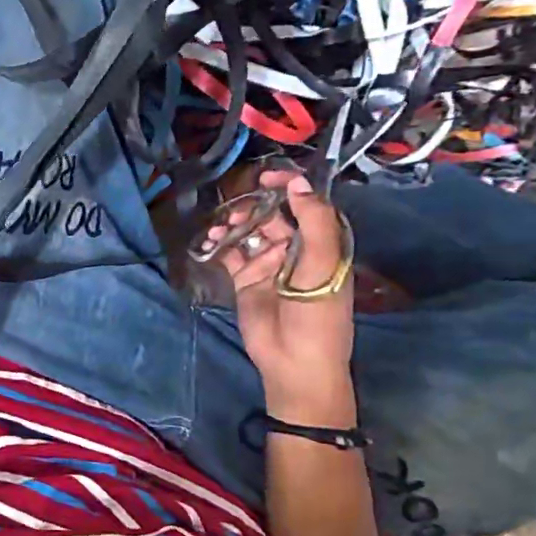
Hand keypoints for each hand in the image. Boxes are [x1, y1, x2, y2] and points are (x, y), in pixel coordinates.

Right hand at [212, 169, 355, 425]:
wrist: (295, 359)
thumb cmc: (317, 311)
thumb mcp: (324, 262)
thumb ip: (314, 220)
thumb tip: (297, 184)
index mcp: (321, 243)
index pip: (304, 205)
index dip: (287, 187)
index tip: (266, 176)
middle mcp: (294, 250)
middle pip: (271, 216)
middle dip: (253, 207)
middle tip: (238, 209)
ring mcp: (267, 265)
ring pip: (248, 233)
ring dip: (233, 225)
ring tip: (221, 229)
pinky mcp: (244, 280)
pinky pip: (229, 254)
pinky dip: (219, 245)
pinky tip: (211, 242)